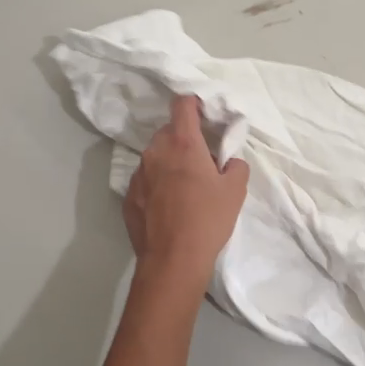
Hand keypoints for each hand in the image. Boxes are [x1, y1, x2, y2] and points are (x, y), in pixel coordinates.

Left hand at [123, 95, 248, 292]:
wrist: (173, 261)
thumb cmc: (208, 220)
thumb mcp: (235, 191)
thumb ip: (236, 166)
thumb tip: (229, 162)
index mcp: (183, 144)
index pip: (182, 106)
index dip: (194, 104)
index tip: (203, 113)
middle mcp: (155, 153)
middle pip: (169, 132)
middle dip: (185, 139)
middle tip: (202, 160)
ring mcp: (138, 175)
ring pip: (155, 157)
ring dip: (169, 162)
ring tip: (185, 187)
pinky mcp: (128, 197)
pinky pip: (145, 180)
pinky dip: (157, 184)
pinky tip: (169, 206)